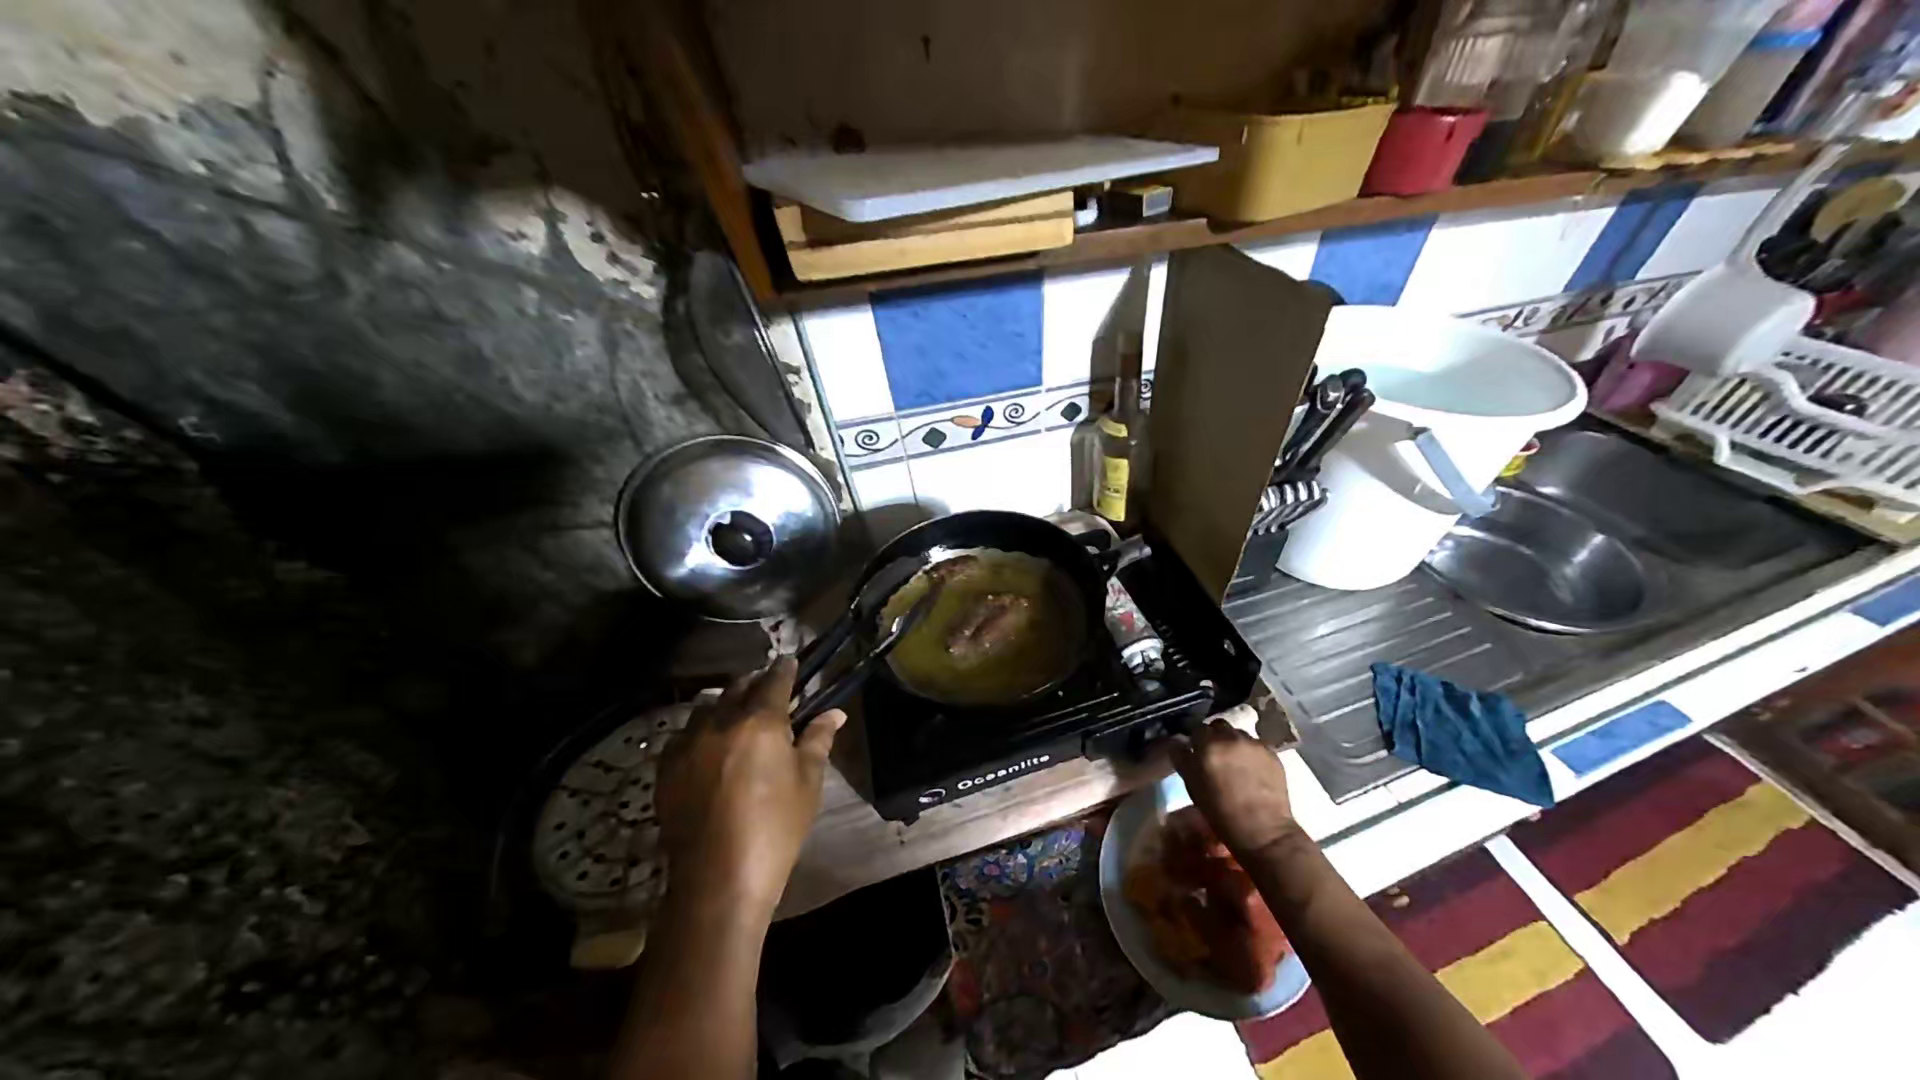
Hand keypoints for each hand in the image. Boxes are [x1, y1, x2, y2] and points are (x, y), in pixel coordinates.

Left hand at [657, 658, 843, 917]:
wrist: (719, 878)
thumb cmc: (776, 827)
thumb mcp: (807, 782)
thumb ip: (817, 740)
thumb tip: (834, 712)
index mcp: (761, 721)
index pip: (775, 680)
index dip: (786, 668)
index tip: (792, 661)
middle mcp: (720, 722)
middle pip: (739, 687)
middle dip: (755, 683)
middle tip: (768, 692)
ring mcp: (688, 743)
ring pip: (708, 707)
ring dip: (725, 704)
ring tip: (736, 717)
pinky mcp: (666, 767)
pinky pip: (684, 734)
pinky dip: (701, 731)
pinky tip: (709, 747)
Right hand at [1170, 717, 1299, 860]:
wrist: (1263, 830)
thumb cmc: (1220, 812)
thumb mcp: (1192, 786)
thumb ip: (1182, 759)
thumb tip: (1177, 743)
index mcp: (1208, 745)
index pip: (1196, 728)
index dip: (1195, 739)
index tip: (1195, 750)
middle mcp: (1231, 738)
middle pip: (1218, 725)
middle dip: (1215, 736)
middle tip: (1214, 754)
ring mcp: (1254, 744)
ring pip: (1238, 734)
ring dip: (1233, 743)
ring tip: (1235, 762)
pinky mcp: (1272, 753)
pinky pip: (1255, 745)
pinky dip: (1250, 752)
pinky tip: (1251, 770)